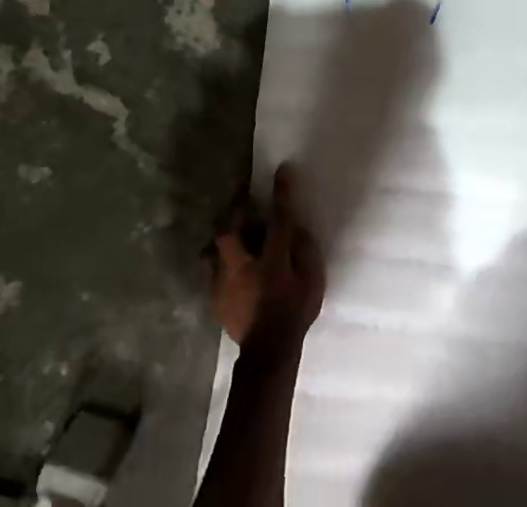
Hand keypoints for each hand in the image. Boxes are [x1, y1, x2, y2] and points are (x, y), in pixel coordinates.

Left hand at [210, 163, 325, 349]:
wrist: (269, 355)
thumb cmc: (295, 314)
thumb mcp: (313, 281)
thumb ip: (304, 252)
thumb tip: (295, 230)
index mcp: (271, 262)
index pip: (278, 220)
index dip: (280, 194)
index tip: (282, 171)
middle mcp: (242, 267)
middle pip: (230, 230)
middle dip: (236, 211)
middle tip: (245, 201)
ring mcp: (223, 283)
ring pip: (213, 249)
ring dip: (224, 237)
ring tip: (235, 234)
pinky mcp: (214, 297)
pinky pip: (213, 269)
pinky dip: (221, 261)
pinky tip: (232, 264)